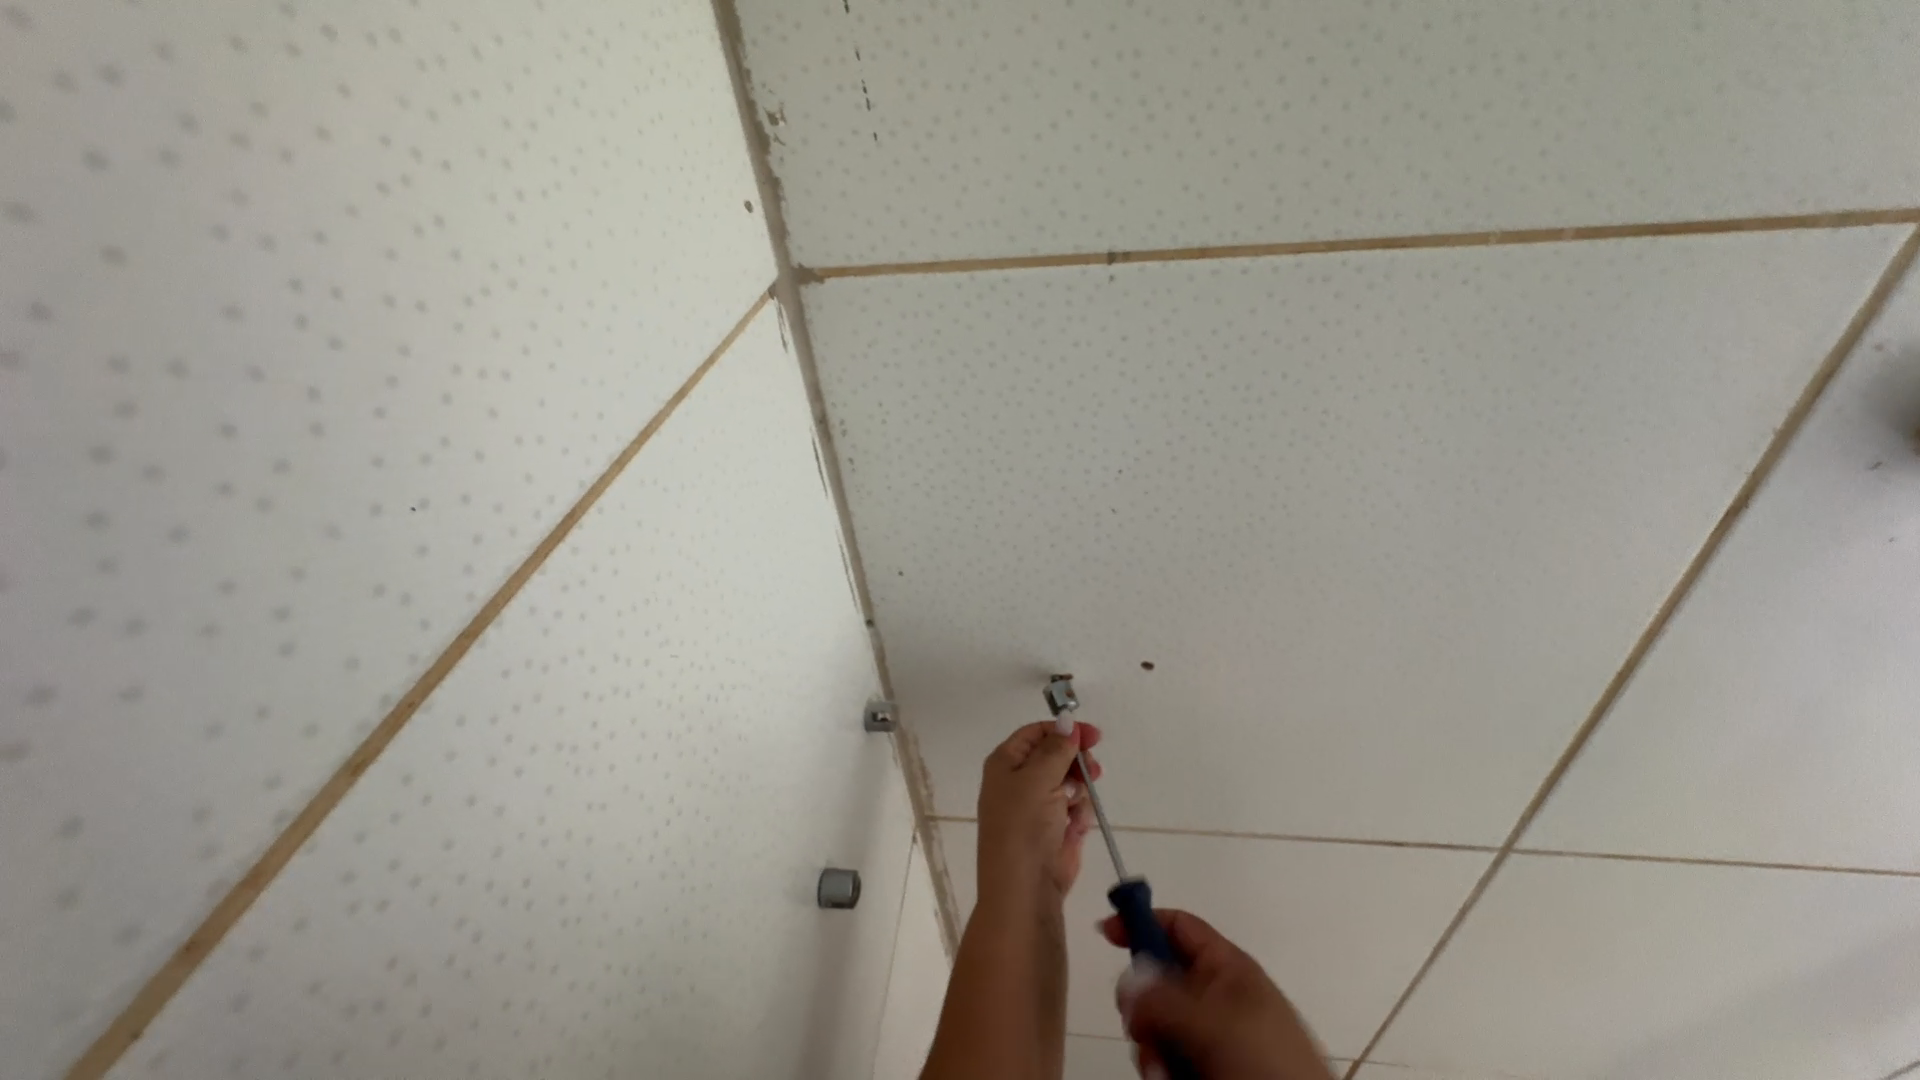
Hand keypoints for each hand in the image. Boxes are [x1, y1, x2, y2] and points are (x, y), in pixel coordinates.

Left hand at [976, 720, 1103, 900]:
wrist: (1026, 885)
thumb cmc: (1024, 824)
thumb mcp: (1038, 778)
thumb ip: (1056, 749)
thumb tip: (1067, 722)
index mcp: (1006, 763)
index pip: (1037, 733)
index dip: (1064, 731)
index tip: (1093, 736)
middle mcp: (1020, 781)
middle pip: (1056, 755)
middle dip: (1076, 762)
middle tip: (1092, 770)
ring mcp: (1039, 805)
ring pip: (1071, 781)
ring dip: (1079, 790)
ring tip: (1076, 806)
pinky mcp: (1057, 827)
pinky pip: (1076, 807)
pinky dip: (1080, 814)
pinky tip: (1075, 827)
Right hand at [1104, 909, 1333, 1079]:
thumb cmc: (1267, 1066)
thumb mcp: (1213, 1023)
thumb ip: (1162, 998)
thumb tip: (1126, 985)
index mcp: (1226, 969)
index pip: (1177, 926)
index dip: (1141, 921)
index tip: (1104, 934)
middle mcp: (1216, 998)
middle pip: (1157, 982)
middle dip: (1142, 1008)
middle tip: (1142, 1030)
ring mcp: (1212, 1039)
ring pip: (1157, 1028)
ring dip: (1152, 1049)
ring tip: (1166, 1074)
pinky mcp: (1208, 1072)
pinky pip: (1167, 1061)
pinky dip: (1162, 1072)